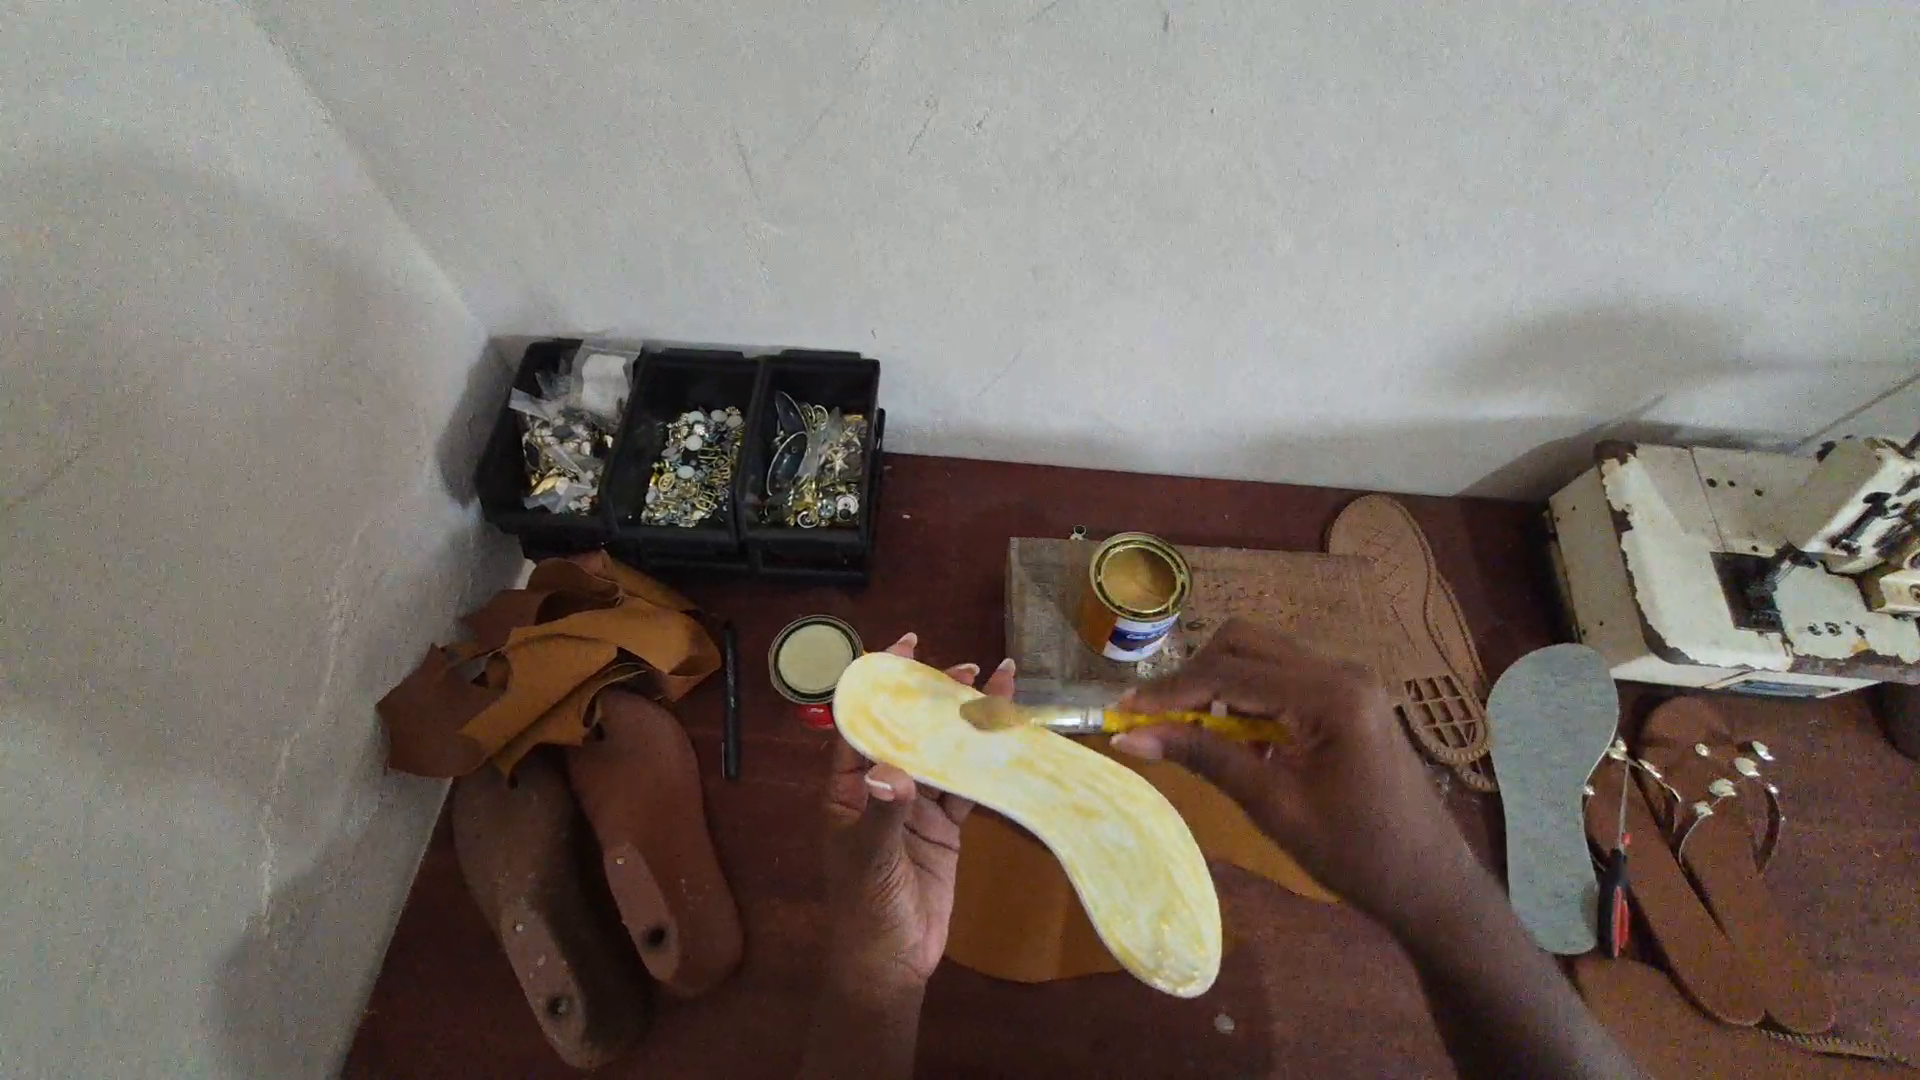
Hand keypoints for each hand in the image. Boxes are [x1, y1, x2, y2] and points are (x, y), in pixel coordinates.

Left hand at [821, 633, 1014, 995]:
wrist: (892, 965)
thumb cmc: (864, 910)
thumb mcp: (869, 859)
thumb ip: (883, 812)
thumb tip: (894, 770)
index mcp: (848, 784)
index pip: (862, 719)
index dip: (882, 680)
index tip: (906, 645)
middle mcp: (883, 782)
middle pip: (910, 726)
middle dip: (935, 694)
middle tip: (967, 668)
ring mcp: (917, 802)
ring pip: (944, 749)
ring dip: (967, 721)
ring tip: (998, 686)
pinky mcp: (945, 824)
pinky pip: (967, 783)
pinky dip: (987, 761)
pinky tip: (1008, 737)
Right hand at [1111, 619, 1479, 930]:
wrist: (1433, 887)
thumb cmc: (1356, 854)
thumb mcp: (1272, 805)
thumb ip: (1202, 758)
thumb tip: (1131, 738)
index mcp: (1330, 695)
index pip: (1229, 675)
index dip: (1171, 692)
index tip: (1124, 711)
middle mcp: (1340, 670)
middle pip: (1242, 643)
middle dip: (1193, 675)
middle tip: (1159, 717)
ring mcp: (1346, 678)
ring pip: (1259, 653)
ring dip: (1217, 682)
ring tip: (1191, 729)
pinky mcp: (1345, 694)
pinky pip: (1279, 674)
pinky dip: (1244, 694)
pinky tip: (1234, 734)